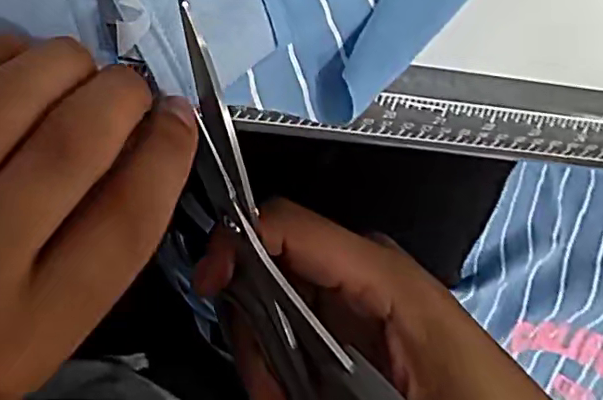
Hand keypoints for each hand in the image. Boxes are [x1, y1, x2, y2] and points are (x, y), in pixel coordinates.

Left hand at [0, 36, 198, 399]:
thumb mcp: (56, 327)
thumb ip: (107, 237)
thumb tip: (153, 130)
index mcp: (29, 330)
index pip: (122, 222)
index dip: (167, 152)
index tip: (179, 115)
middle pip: (68, 147)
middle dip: (120, 95)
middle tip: (134, 86)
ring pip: (5, 100)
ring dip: (62, 61)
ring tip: (84, 64)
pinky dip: (1, 50)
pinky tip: (26, 55)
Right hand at [195, 199, 547, 399]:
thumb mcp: (392, 395)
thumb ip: (312, 365)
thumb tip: (260, 351)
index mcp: (382, 268)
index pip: (286, 220)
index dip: (237, 239)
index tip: (210, 280)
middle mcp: (368, 268)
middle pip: (274, 259)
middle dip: (251, 314)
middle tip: (263, 379)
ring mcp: (366, 295)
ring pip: (281, 294)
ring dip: (265, 343)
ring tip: (279, 392)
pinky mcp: (365, 323)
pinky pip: (303, 320)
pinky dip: (285, 355)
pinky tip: (293, 388)